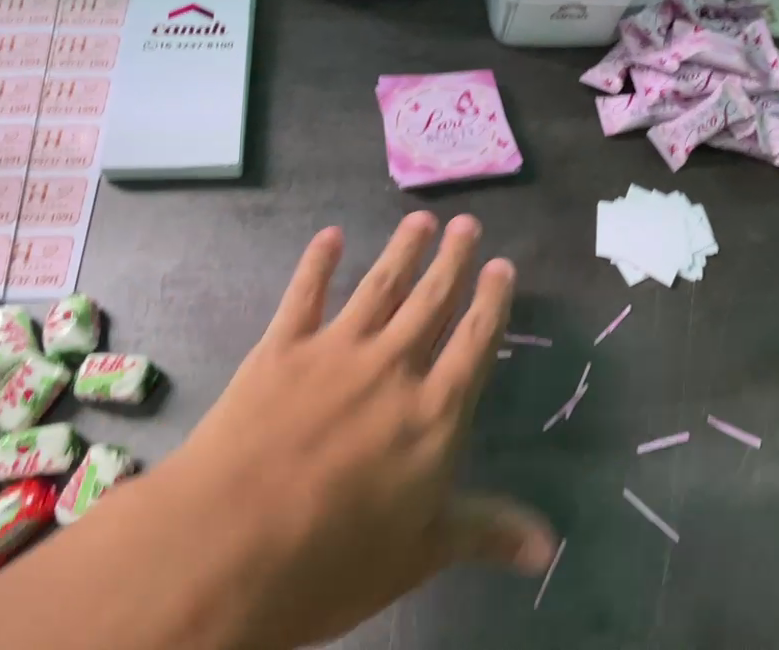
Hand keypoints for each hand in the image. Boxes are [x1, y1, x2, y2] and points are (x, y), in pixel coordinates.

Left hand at [142, 212, 556, 649]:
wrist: (228, 544)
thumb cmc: (333, 558)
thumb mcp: (421, 552)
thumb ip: (486, 532)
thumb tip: (551, 547)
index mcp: (433, 413)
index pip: (474, 343)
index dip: (491, 302)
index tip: (502, 266)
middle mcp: (391, 367)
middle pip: (431, 302)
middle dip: (452, 261)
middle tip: (467, 224)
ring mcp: (334, 351)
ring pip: (379, 287)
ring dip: (402, 251)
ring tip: (420, 219)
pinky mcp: (280, 349)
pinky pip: (305, 295)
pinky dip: (318, 263)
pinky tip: (330, 236)